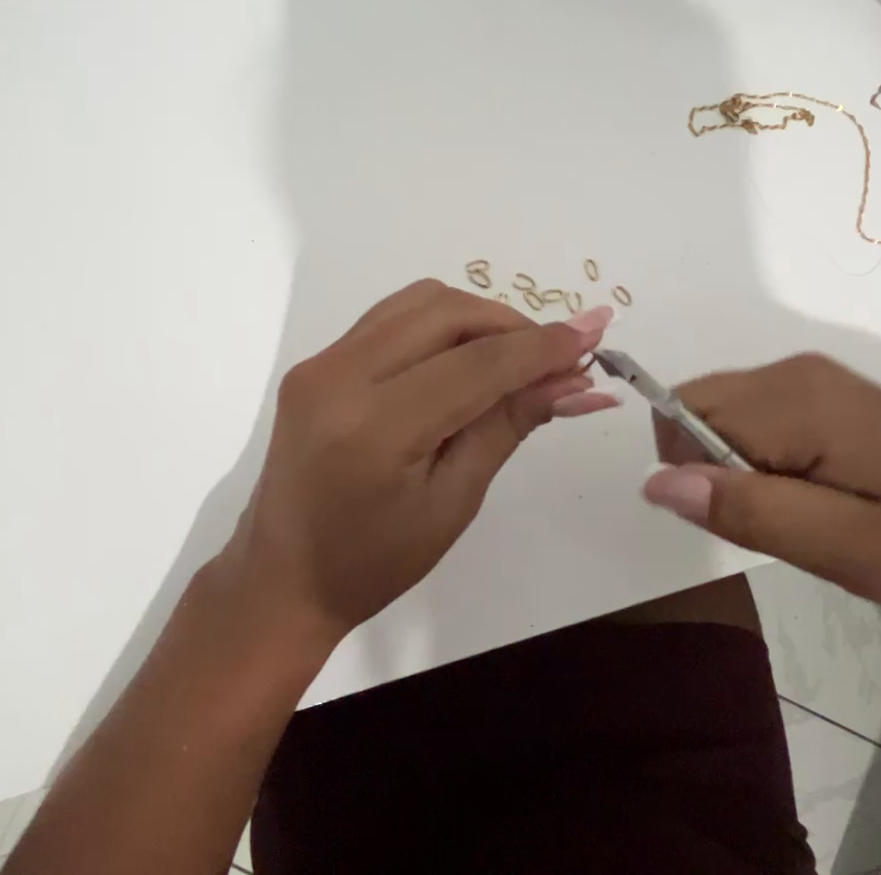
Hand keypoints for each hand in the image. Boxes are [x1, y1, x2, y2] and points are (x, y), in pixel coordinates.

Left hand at [220, 280, 618, 639]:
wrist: (283, 576)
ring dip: (477, 318)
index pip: (476, 364)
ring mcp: (320, 363)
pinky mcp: (315, 363)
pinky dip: (439, 326)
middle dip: (512, 326)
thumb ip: (509, 427)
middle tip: (558, 357)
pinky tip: (465, 359)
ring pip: (418, 304)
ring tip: (515, 359)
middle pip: (446, 313)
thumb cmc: (374, 563)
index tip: (597, 333)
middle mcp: (339, 376)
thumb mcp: (453, 502)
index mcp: (375, 427)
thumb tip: (576, 380)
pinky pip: (390, 320)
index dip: (542, 347)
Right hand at [641, 354, 880, 610]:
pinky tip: (807, 484)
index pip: (683, 422)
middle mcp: (791, 371)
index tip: (761, 518)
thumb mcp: (850, 549)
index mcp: (799, 403)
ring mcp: (802, 373)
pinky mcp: (810, 385)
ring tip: (802, 504)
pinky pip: (739, 414)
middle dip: (714, 472)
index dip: (701, 479)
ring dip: (733, 467)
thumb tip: (657, 482)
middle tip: (786, 516)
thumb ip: (753, 513)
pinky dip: (751, 455)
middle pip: (691, 410)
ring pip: (710, 413)